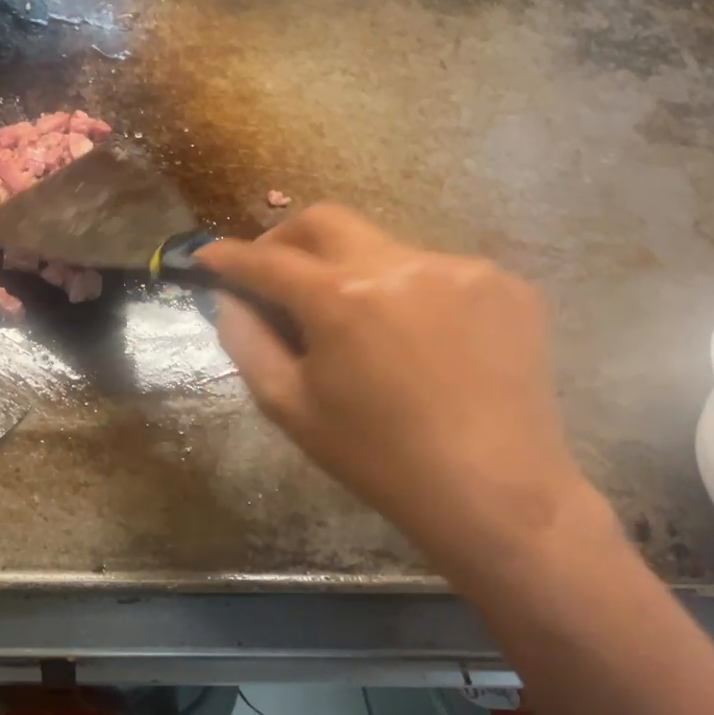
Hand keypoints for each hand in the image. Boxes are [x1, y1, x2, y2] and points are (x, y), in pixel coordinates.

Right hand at [196, 205, 612, 583]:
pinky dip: (405, 292)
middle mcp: (401, 266)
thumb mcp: (287, 405)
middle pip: (324, 222)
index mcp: (341, 300)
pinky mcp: (508, 285)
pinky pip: (434, 270)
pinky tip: (413, 339)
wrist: (496, 492)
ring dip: (349, 272)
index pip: (266, 260)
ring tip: (354, 324)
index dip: (227, 256)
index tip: (205, 256)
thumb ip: (245, 340)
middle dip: (284, 240)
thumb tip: (228, 297)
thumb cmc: (375, 456)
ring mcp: (461, 270)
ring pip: (380, 247)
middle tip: (271, 274)